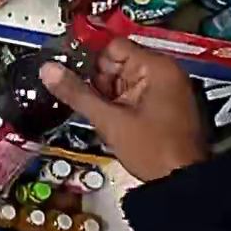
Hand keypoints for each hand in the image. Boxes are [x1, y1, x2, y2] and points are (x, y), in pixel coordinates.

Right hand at [40, 37, 207, 182]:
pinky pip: (130, 94)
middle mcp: (163, 73)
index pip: (113, 46)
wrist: (180, 184)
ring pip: (120, 81)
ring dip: (105, 96)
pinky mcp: (161, 105)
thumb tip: (50, 70)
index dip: (89, 58)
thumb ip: (76, 92)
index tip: (68, 67)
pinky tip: (113, 122)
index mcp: (156, 68)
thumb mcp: (109, 120)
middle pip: (115, 63)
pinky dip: (117, 105)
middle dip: (97, 83)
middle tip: (88, 101)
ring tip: (105, 117)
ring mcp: (164, 90)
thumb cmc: (156, 151)